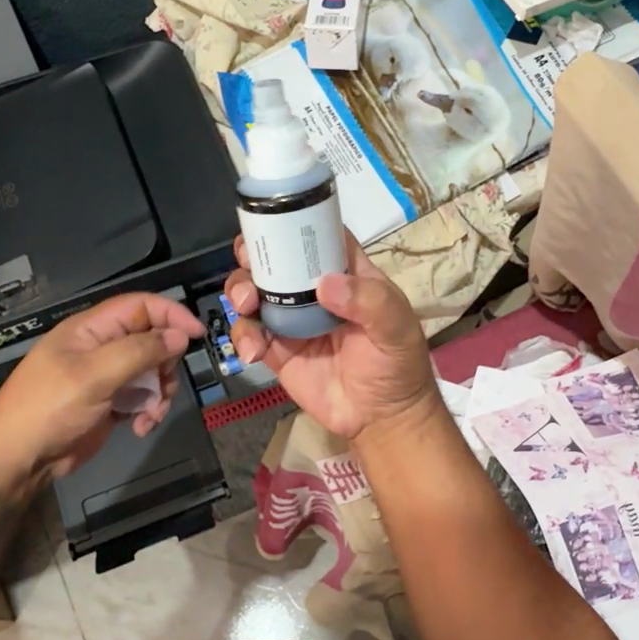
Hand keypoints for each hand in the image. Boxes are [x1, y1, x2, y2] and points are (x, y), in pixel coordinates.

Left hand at [0, 293, 203, 480]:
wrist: (20, 459)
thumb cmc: (49, 409)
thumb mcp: (94, 375)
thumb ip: (139, 351)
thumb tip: (180, 336)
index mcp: (90, 329)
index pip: (140, 306)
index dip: (170, 314)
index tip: (197, 334)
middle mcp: (100, 348)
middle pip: (151, 340)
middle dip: (165, 364)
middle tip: (162, 385)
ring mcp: (106, 377)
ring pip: (151, 372)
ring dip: (159, 393)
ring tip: (150, 414)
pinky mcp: (110, 403)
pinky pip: (142, 398)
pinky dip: (148, 411)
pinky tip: (140, 427)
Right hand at [226, 230, 438, 441]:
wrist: (381, 419)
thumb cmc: (397, 365)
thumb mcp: (396, 328)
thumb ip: (369, 302)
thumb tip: (325, 284)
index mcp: (346, 274)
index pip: (318, 237)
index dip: (294, 223)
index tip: (272, 220)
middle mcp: (313, 291)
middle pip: (275, 260)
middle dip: (253, 255)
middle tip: (248, 263)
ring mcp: (291, 320)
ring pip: (254, 292)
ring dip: (240, 291)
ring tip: (246, 305)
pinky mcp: (276, 351)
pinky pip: (250, 334)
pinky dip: (244, 336)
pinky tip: (254, 351)